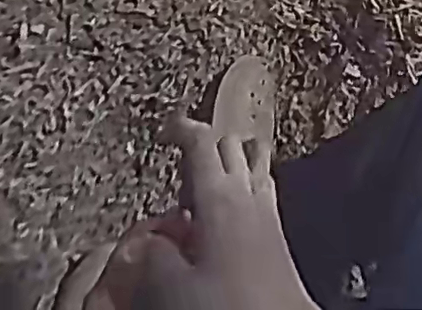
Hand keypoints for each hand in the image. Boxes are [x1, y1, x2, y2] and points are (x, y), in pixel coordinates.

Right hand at [86, 112, 315, 309]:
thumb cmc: (231, 308)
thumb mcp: (175, 290)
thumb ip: (154, 258)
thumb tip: (144, 241)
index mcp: (219, 196)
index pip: (201, 141)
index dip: (181, 129)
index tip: (164, 134)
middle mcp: (246, 190)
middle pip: (229, 142)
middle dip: (205, 149)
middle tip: (180, 176)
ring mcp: (266, 205)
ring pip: (250, 158)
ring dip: (229, 162)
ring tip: (204, 192)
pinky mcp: (277, 226)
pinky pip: (261, 184)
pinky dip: (244, 183)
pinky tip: (228, 215)